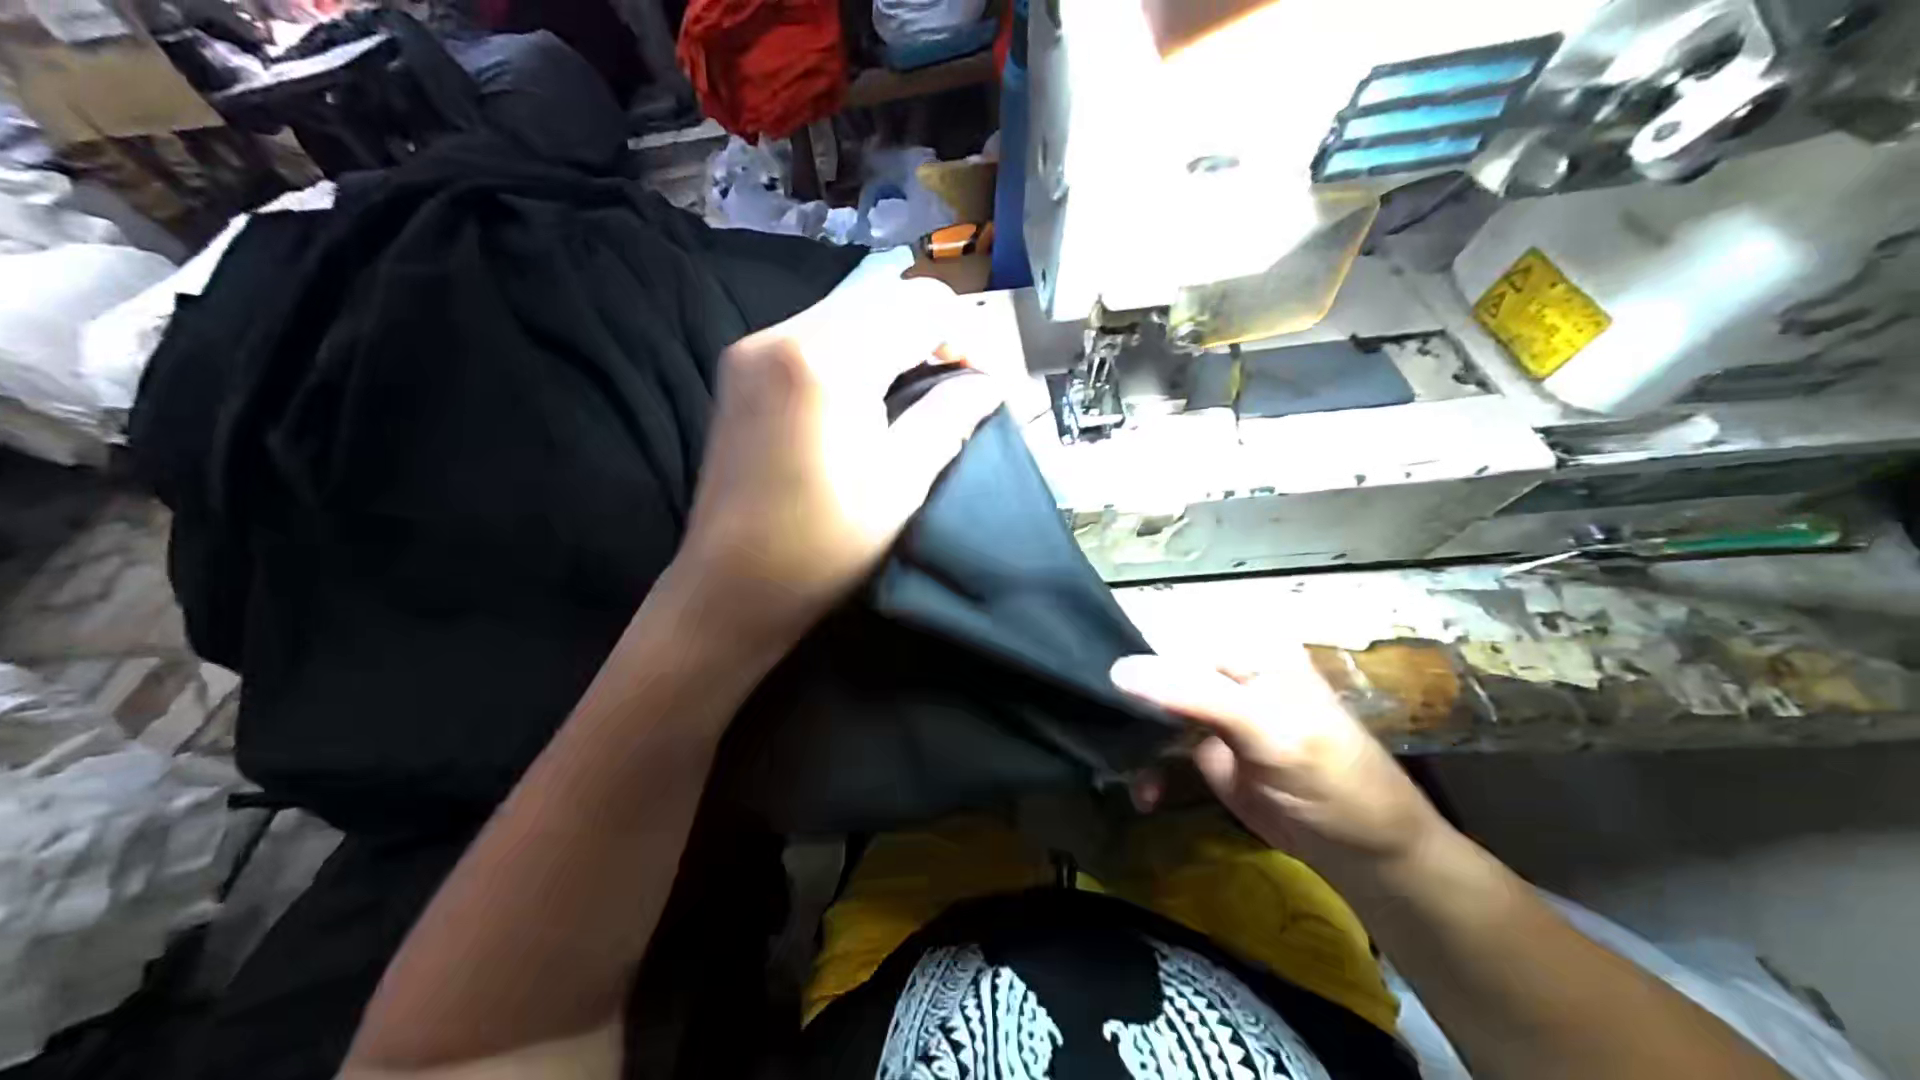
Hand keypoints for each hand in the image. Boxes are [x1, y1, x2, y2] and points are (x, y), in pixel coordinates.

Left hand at [671, 276, 1001, 649]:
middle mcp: (782, 335)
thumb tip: (989, 384)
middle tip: (961, 383)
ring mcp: (754, 348)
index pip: (919, 308)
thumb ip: (949, 417)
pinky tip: (874, 390)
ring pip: (849, 310)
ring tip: (923, 387)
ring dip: (896, 337)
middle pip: (882, 298)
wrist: (730, 586)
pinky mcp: (742, 368)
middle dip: (933, 332)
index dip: (967, 336)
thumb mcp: (901, 484)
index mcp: (826, 361)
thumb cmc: (822, 546)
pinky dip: (857, 347)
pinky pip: (816, 333)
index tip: (986, 381)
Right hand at [1110, 650, 1454, 886]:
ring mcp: (1211, 713)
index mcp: (1244, 649)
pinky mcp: (1203, 750)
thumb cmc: (1328, 776)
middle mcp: (1223, 672)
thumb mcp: (1266, 729)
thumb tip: (1118, 669)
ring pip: (1151, 713)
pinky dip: (1147, 772)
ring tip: (1118, 768)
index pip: (1172, 637)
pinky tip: (1144, 794)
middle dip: (1125, 707)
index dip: (1131, 659)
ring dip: (1132, 744)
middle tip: (1096, 732)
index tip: (1091, 686)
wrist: (1363, 851)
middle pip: (1155, 675)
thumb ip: (1195, 694)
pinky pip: (1160, 751)